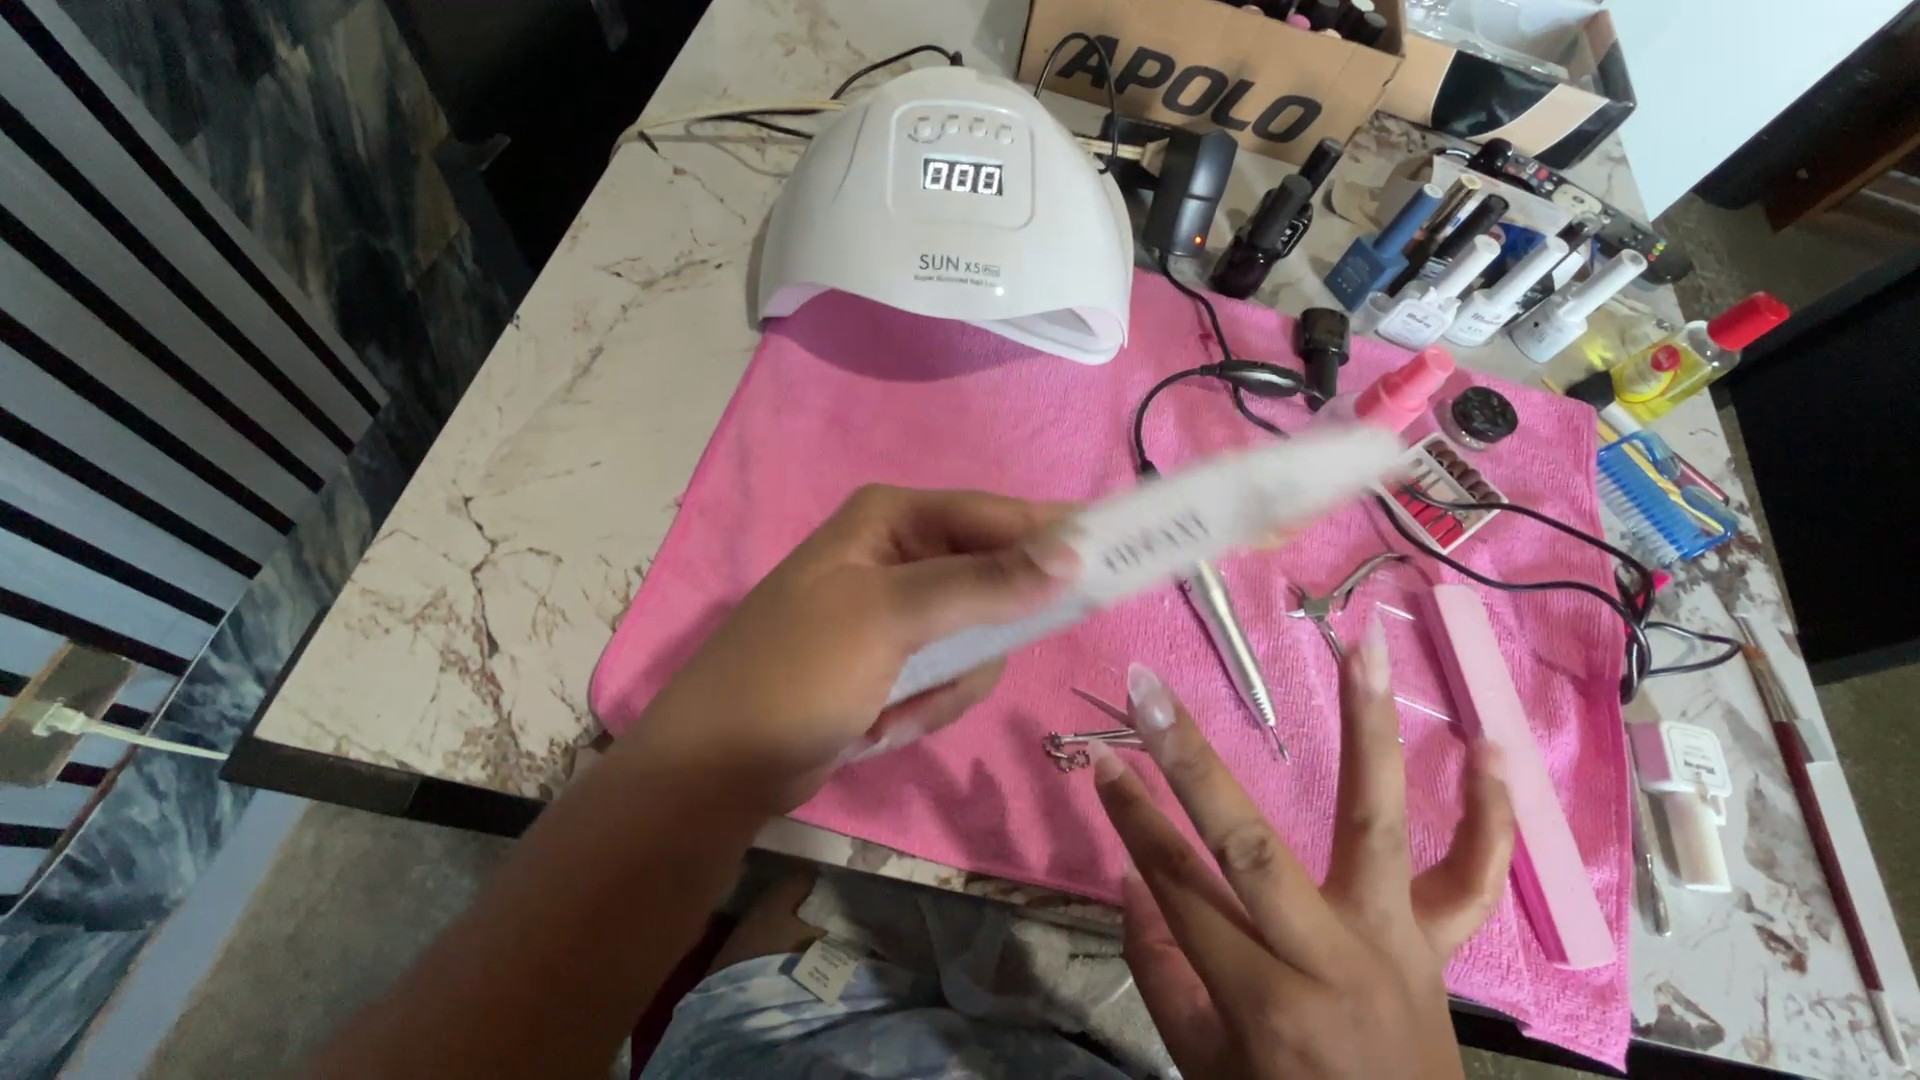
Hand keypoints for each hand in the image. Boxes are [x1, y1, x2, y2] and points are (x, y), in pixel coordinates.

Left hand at [622, 485, 1075, 813]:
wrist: (717, 768)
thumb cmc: (796, 674)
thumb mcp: (891, 619)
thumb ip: (984, 584)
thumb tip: (1074, 552)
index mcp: (893, 519)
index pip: (1000, 515)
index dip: (1059, 537)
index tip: (1122, 560)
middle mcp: (899, 555)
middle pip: (994, 584)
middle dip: (977, 641)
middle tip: (951, 669)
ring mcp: (898, 615)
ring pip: (979, 644)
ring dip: (942, 687)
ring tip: (889, 706)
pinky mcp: (896, 664)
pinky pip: (949, 680)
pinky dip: (921, 709)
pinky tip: (873, 724)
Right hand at [1089, 616, 1514, 1078]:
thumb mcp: (1205, 1067)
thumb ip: (1160, 975)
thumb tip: (1133, 884)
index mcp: (1262, 1000)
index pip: (1179, 887)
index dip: (1134, 822)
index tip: (1101, 759)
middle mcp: (1331, 958)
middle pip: (1251, 848)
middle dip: (1192, 764)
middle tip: (1152, 692)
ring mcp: (1396, 941)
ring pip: (1380, 826)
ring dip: (1370, 730)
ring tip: (1365, 648)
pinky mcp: (1440, 942)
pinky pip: (1473, 878)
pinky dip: (1490, 813)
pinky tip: (1489, 745)